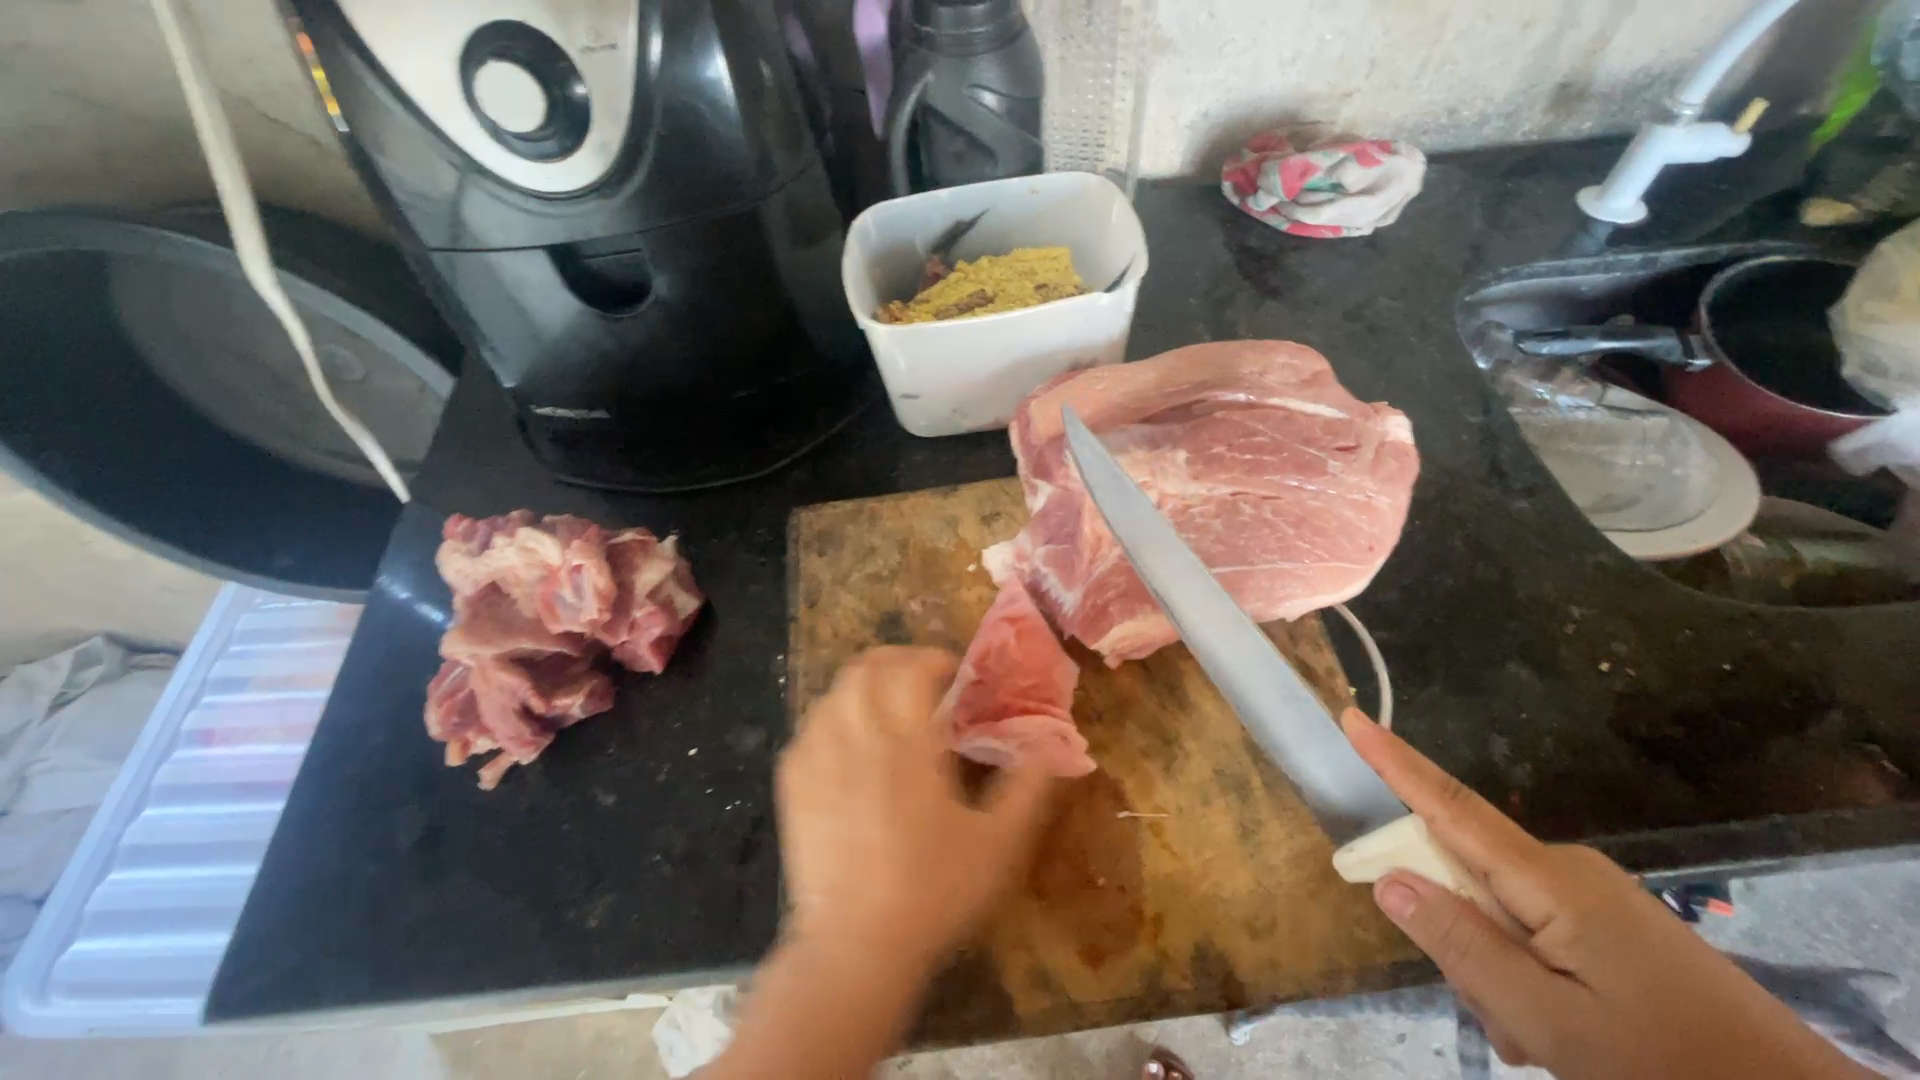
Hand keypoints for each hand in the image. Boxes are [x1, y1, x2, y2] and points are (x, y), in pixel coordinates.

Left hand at [776, 646, 1054, 969]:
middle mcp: (857, 738)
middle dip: (895, 659)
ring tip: (885, 703)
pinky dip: (831, 717)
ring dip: (862, 684)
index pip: (912, 670)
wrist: (856, 946)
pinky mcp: (792, 785)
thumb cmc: (933, 892)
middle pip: (865, 668)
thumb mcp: (997, 844)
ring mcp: (817, 759)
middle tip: (919, 677)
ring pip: (833, 693)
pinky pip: (807, 728)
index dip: (932, 658)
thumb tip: (1053, 746)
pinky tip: (846, 739)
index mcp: (908, 744)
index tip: (952, 673)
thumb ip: (1028, 788)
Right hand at [1341, 709, 1875, 1079]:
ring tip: (1533, 1037)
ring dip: (1492, 970)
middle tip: (1497, 1015)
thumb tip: (1388, 880)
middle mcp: (1566, 871)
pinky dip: (1520, 974)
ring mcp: (1592, 896)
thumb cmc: (1660, 1058)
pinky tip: (1552, 1029)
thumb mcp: (1544, 1017)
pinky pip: (1530, 930)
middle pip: (1465, 875)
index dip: (1395, 763)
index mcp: (1550, 882)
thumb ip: (1460, 944)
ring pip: (1494, 912)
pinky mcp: (1608, 923)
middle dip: (1455, 934)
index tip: (1353, 716)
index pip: (1451, 807)